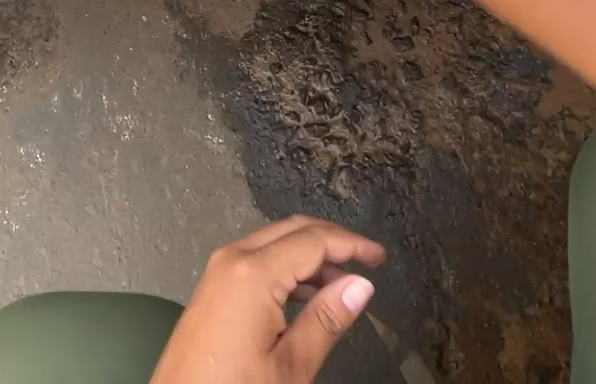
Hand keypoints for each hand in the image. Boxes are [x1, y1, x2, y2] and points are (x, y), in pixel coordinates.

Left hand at [151, 216, 384, 383]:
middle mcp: (234, 257)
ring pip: (274, 241)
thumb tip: (362, 284)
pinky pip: (258, 258)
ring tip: (345, 282)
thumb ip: (326, 320)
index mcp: (254, 272)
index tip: (380, 256)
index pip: (312, 240)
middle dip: (332, 239)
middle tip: (368, 260)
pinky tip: (309, 293)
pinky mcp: (214, 284)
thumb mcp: (290, 367)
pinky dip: (288, 266)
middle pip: (292, 229)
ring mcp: (220, 268)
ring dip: (310, 253)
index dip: (350, 244)